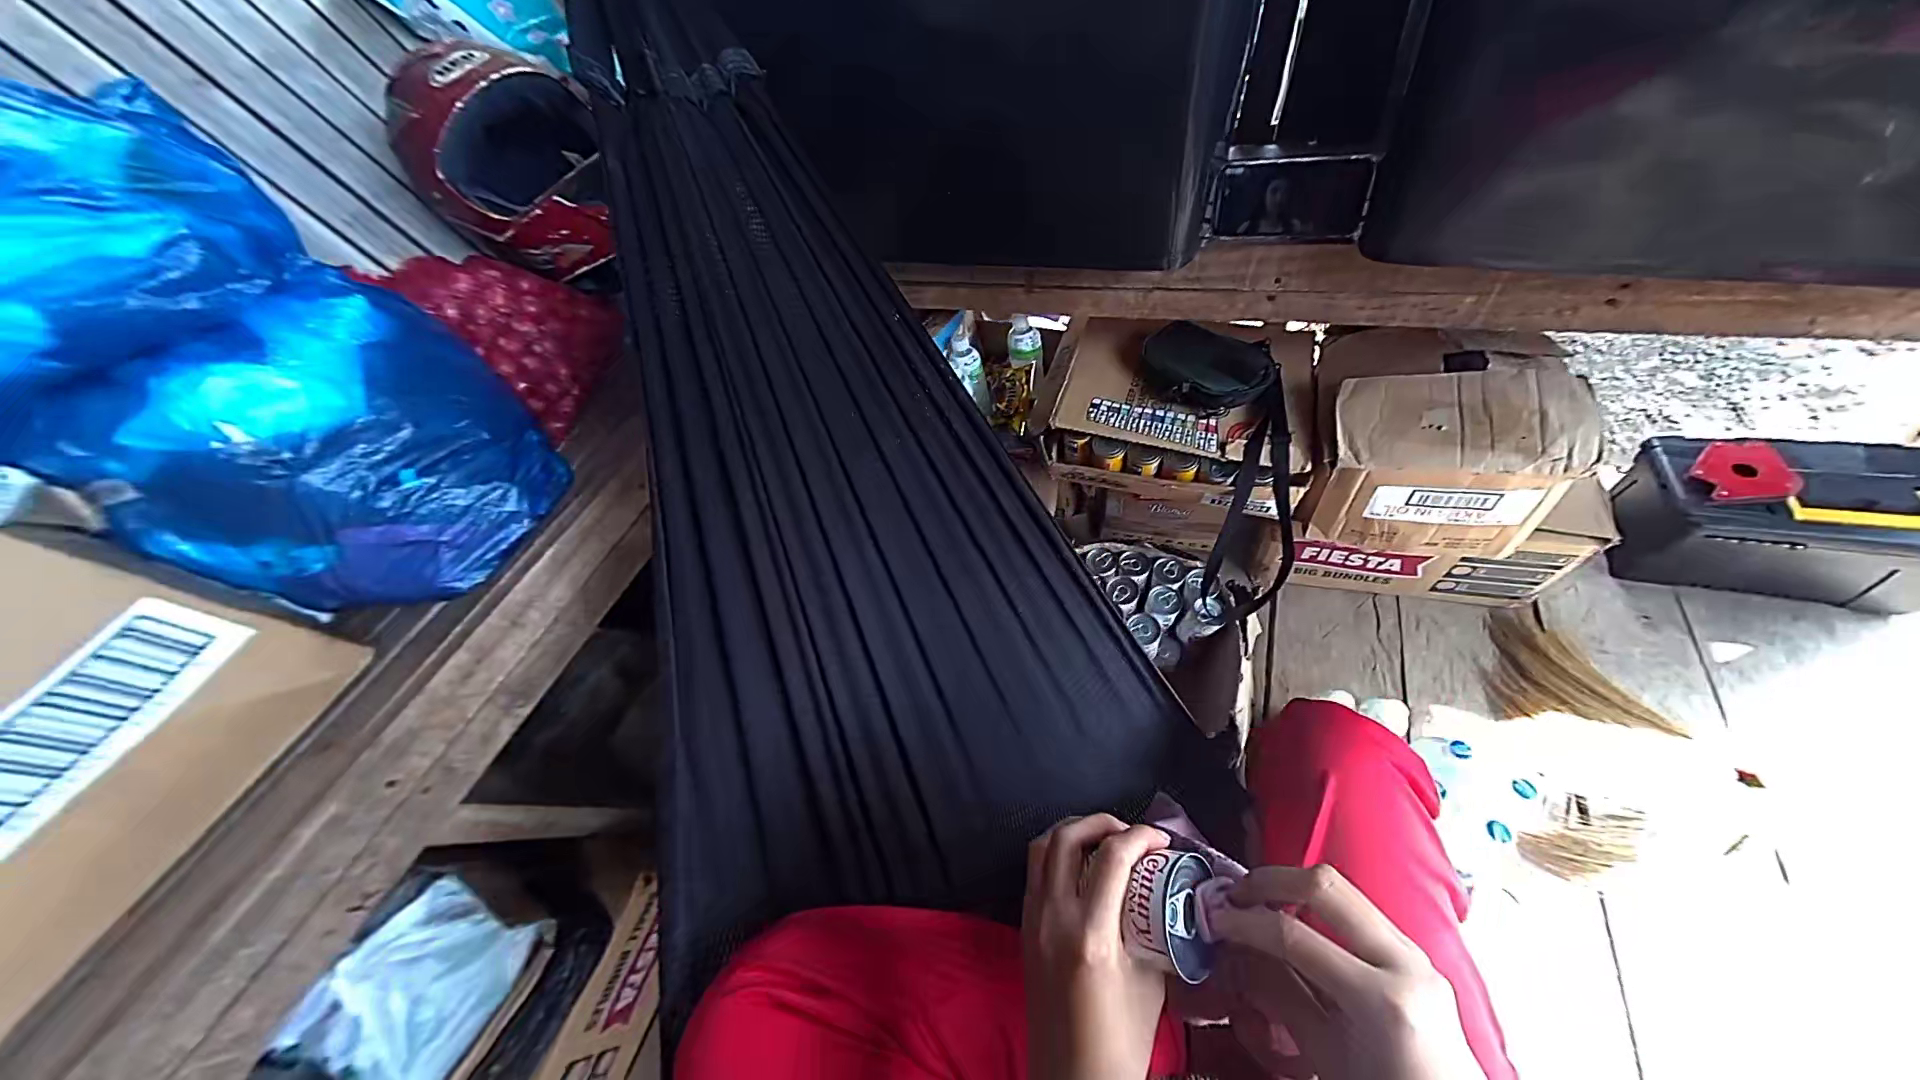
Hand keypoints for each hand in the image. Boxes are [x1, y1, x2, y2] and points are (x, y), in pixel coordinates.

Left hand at [1022, 814, 1171, 1079]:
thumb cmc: (1119, 1042)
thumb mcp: (1150, 983)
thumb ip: (1152, 929)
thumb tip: (1164, 891)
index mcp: (1090, 936)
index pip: (1112, 858)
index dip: (1141, 836)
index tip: (1162, 840)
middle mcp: (1053, 918)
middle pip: (1067, 837)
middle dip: (1101, 822)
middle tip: (1130, 833)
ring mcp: (1032, 920)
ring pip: (1041, 847)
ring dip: (1073, 832)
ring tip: (1104, 841)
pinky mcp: (1022, 927)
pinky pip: (1035, 871)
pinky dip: (1057, 855)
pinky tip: (1082, 869)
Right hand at [1209, 865, 1482, 1079]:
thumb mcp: (1324, 1054)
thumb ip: (1277, 994)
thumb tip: (1234, 949)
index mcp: (1381, 1001)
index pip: (1294, 935)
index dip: (1244, 921)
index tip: (1215, 918)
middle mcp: (1405, 964)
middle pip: (1324, 886)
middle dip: (1269, 881)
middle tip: (1235, 894)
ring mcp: (1417, 954)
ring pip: (1342, 887)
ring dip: (1292, 886)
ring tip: (1258, 902)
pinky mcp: (1416, 953)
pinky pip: (1357, 908)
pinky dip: (1316, 904)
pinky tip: (1293, 920)